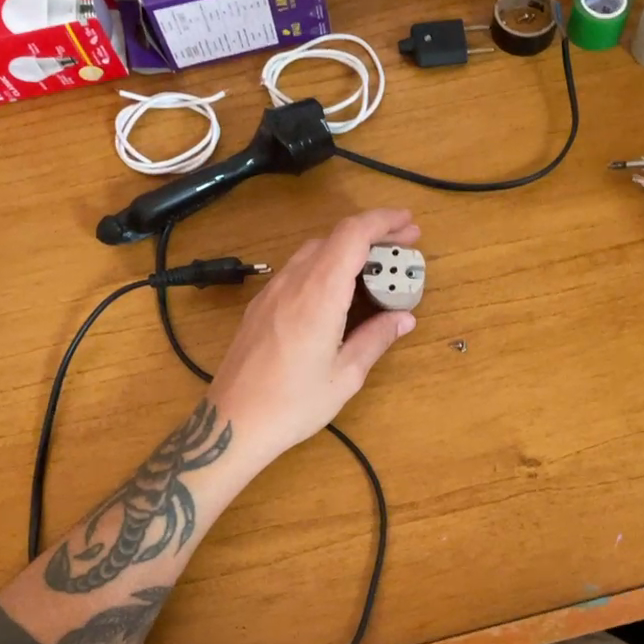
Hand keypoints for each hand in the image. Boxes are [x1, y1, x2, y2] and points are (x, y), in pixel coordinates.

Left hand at [208, 209, 419, 460]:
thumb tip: (403, 318)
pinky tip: (339, 291)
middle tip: (404, 248)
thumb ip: (375, 339)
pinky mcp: (261, 306)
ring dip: (347, 251)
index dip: (383, 221)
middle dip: (372, 236)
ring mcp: (272, 292)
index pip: (352, 235)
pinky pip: (298, 271)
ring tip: (376, 270)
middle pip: (334, 238)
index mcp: (319, 295)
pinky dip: (326, 267)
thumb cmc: (293, 404)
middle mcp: (293, 283)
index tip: (409, 224)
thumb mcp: (345, 375)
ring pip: (314, 252)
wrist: (234, 422)